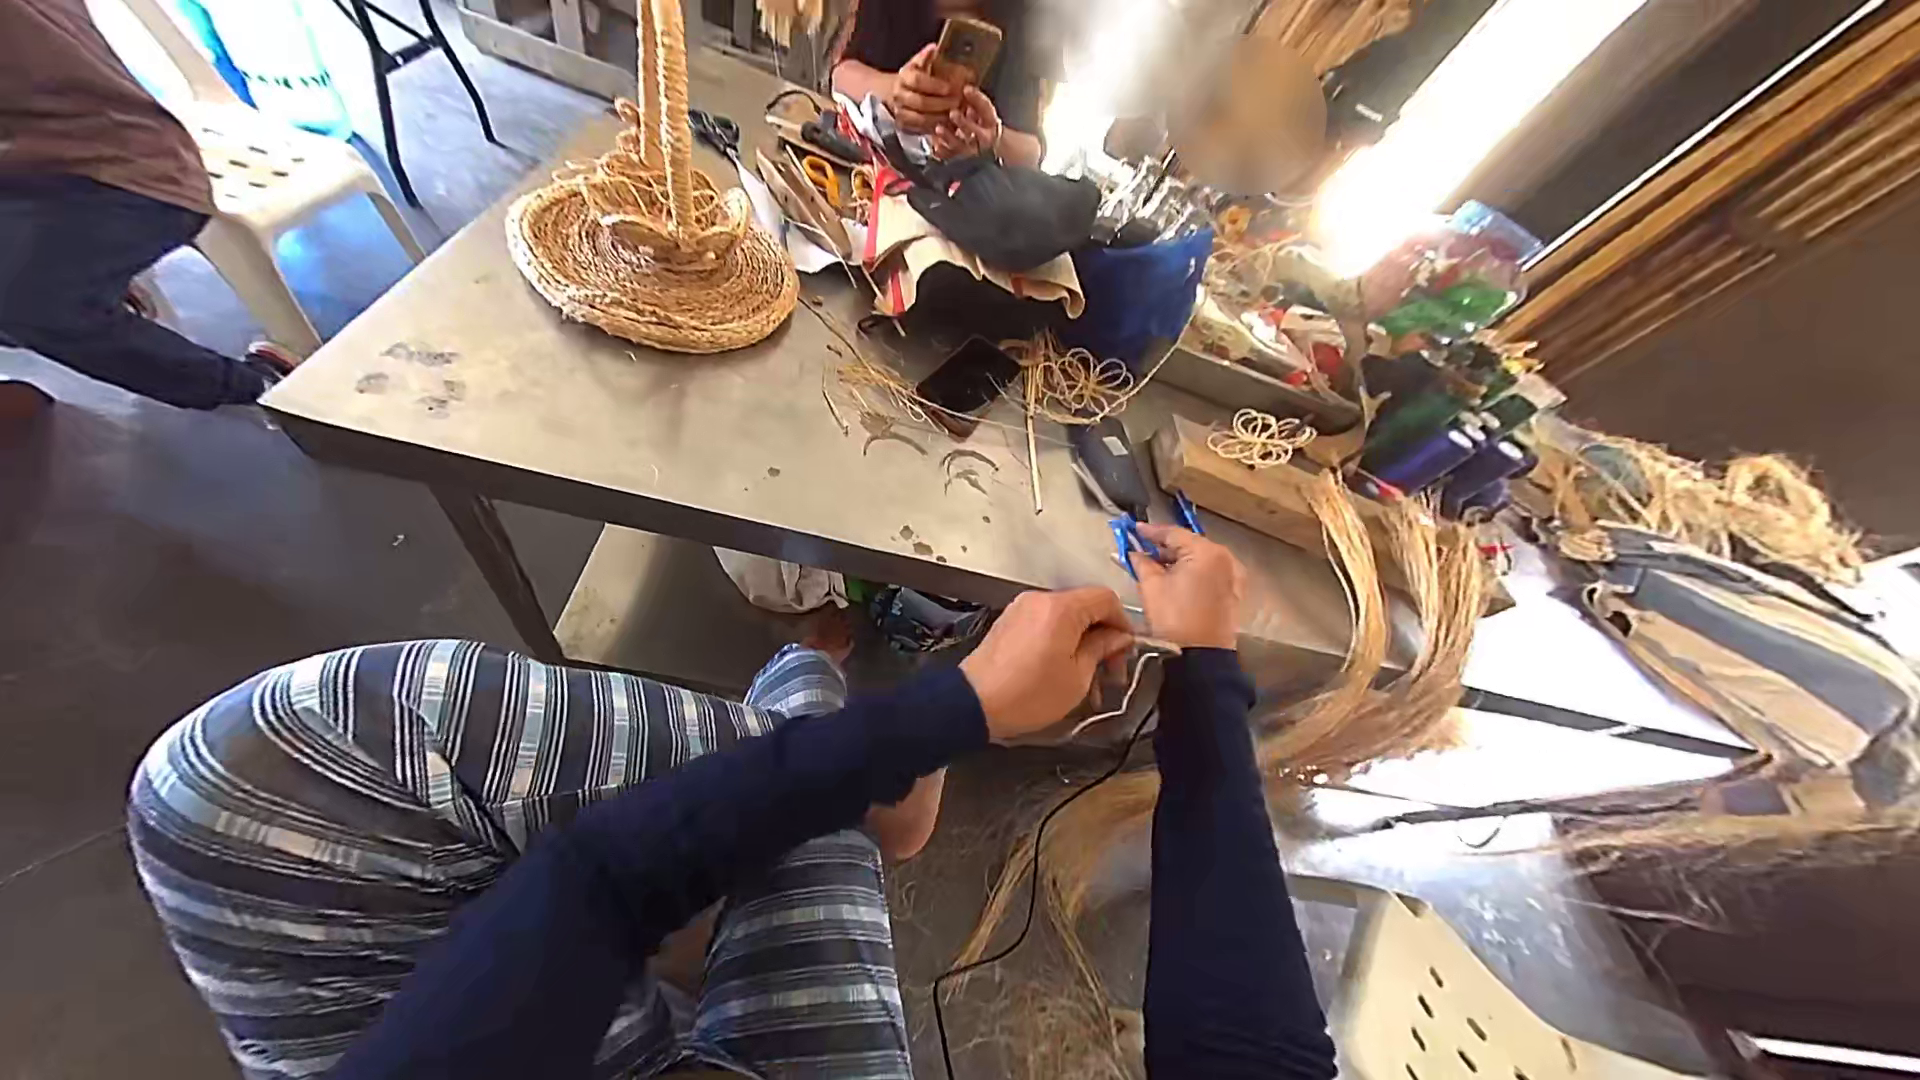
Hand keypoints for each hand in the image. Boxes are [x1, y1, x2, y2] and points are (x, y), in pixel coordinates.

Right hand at [888, 44, 960, 134]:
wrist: (893, 94)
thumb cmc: (911, 78)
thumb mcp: (916, 64)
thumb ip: (925, 58)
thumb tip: (933, 48)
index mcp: (903, 77)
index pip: (918, 80)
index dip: (934, 85)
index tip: (949, 88)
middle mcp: (899, 96)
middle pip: (920, 102)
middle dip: (940, 104)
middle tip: (956, 104)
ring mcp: (901, 113)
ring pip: (921, 119)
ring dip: (939, 118)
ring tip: (954, 116)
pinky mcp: (904, 127)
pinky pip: (921, 130)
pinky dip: (935, 128)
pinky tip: (947, 126)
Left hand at [934, 86, 1001, 159]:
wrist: (988, 145)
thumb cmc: (981, 120)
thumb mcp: (981, 108)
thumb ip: (974, 100)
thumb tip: (964, 87)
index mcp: (990, 121)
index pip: (986, 108)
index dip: (977, 99)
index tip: (966, 89)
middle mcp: (983, 137)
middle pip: (974, 131)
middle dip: (964, 122)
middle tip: (952, 113)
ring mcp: (972, 150)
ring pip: (962, 146)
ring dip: (949, 137)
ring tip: (938, 129)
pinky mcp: (961, 158)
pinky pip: (951, 157)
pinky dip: (943, 153)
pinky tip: (935, 148)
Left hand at [960, 587, 1134, 739]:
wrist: (974, 702)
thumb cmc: (1030, 693)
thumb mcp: (1077, 676)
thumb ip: (1101, 648)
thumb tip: (1118, 637)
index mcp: (1061, 608)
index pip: (1105, 598)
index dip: (1122, 623)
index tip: (1125, 651)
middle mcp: (1040, 599)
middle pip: (1084, 606)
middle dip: (1102, 636)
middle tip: (1110, 672)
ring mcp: (1021, 608)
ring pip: (1065, 617)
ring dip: (1081, 642)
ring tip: (1087, 680)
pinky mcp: (1009, 620)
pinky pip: (1044, 623)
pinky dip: (1059, 640)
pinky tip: (1062, 670)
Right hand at [1129, 524, 1245, 649]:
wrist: (1200, 656)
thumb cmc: (1174, 618)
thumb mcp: (1151, 586)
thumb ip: (1141, 562)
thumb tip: (1132, 552)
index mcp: (1207, 552)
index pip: (1173, 534)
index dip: (1150, 532)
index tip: (1133, 529)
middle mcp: (1225, 558)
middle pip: (1189, 544)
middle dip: (1164, 547)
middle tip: (1141, 549)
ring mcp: (1233, 575)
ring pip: (1199, 559)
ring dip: (1177, 560)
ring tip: (1154, 564)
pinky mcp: (1233, 591)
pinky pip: (1209, 572)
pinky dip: (1191, 571)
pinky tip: (1174, 577)